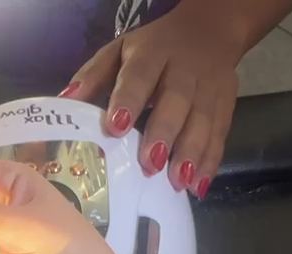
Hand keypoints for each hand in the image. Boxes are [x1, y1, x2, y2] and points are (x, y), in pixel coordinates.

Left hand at [61, 0, 283, 195]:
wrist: (209, 31)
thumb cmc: (149, 55)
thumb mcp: (118, 54)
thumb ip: (93, 76)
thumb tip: (65, 101)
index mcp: (152, 54)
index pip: (140, 75)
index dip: (129, 100)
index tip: (116, 127)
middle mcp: (184, 68)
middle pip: (177, 99)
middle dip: (165, 132)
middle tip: (151, 164)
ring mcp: (209, 86)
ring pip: (204, 118)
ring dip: (192, 152)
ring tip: (179, 182)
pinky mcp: (226, 103)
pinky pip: (221, 132)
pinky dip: (211, 160)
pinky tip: (199, 185)